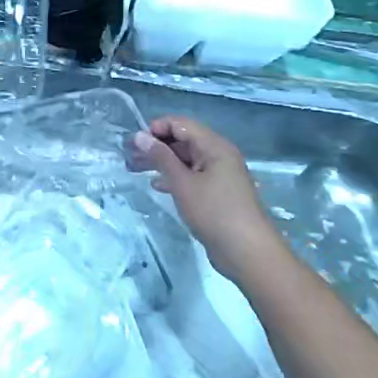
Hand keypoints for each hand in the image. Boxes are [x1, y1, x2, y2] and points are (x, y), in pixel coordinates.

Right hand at [134, 116, 281, 274]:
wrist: (248, 252)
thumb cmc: (214, 211)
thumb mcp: (182, 183)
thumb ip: (160, 157)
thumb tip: (140, 135)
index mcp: (214, 146)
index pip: (180, 124)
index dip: (156, 128)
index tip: (134, 142)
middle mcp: (218, 155)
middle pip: (182, 140)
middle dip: (156, 146)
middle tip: (130, 156)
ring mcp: (219, 175)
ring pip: (185, 159)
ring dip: (162, 162)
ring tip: (136, 169)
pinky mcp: (217, 193)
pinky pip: (191, 176)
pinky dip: (174, 177)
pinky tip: (157, 185)